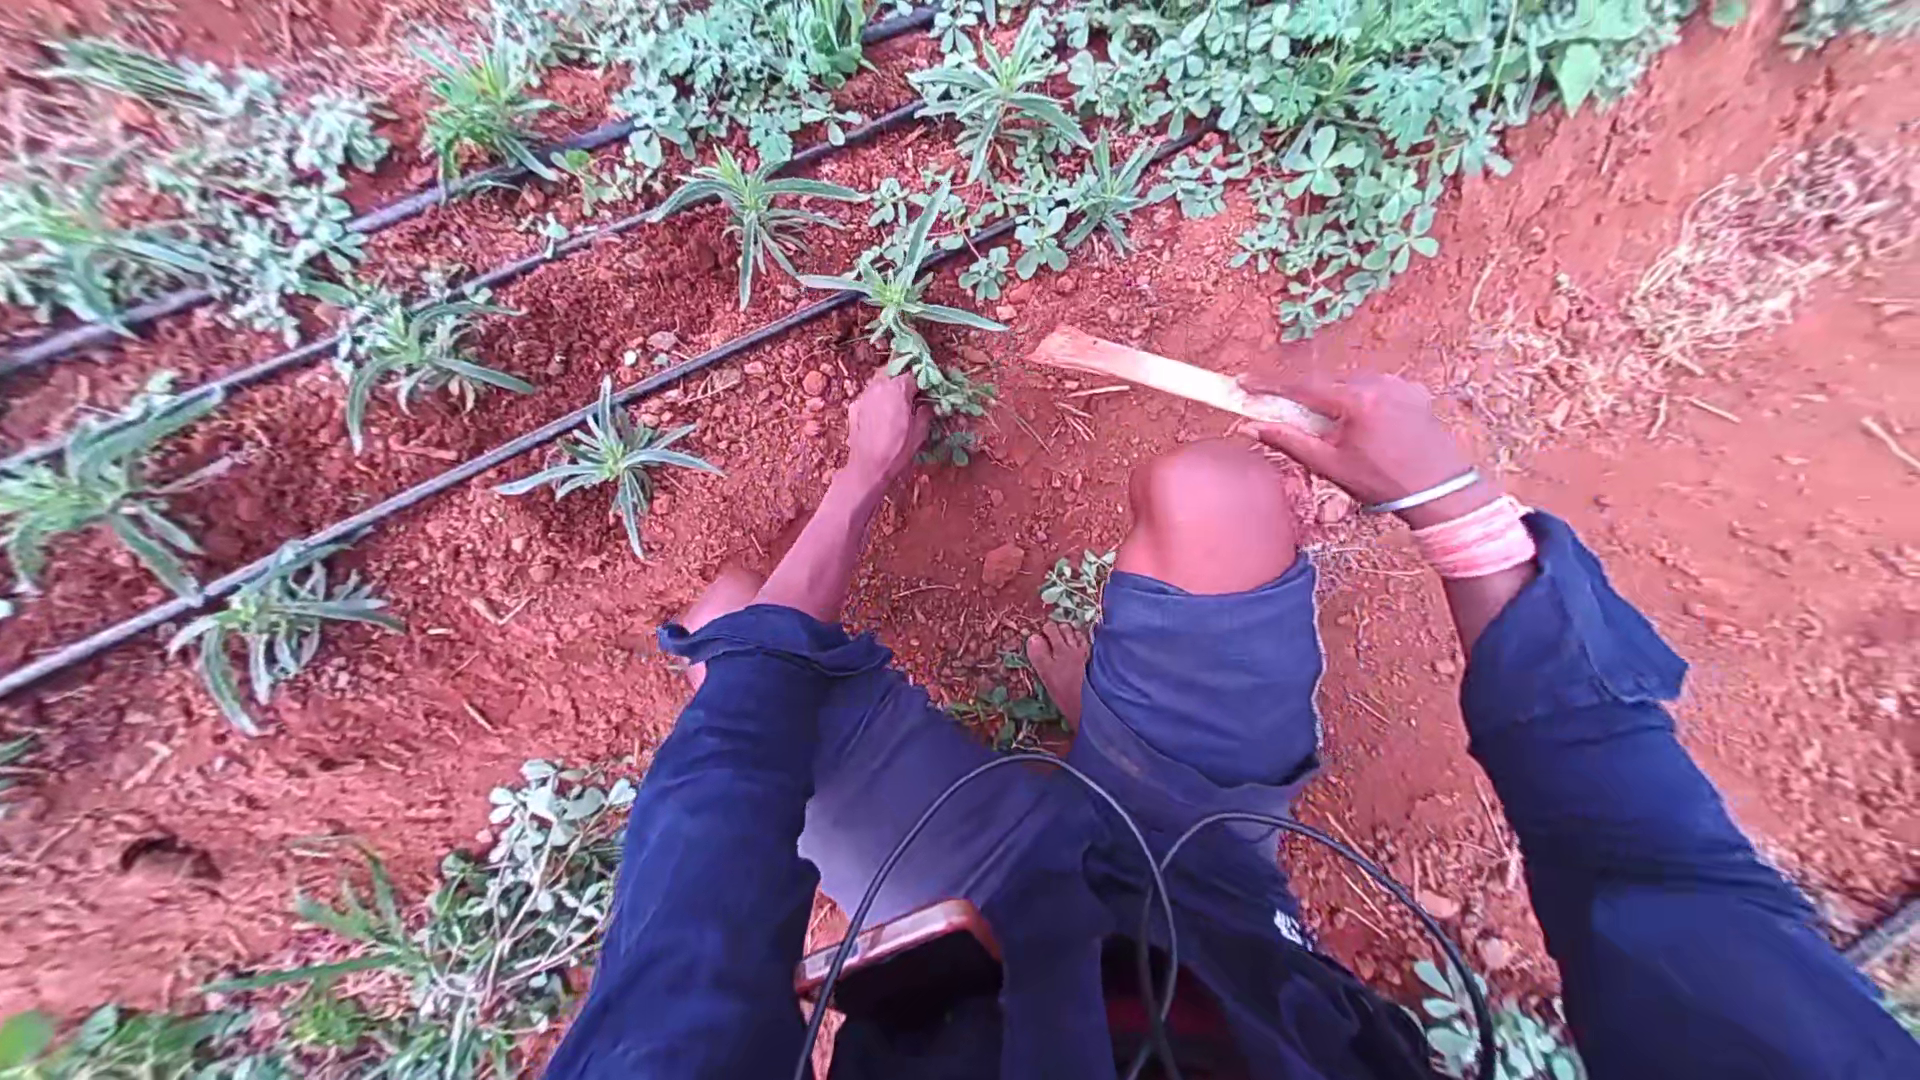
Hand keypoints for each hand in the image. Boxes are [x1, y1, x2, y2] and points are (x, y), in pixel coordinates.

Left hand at [844, 370, 929, 486]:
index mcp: (898, 388)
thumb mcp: (920, 432)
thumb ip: (926, 412)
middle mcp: (879, 386)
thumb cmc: (897, 449)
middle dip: (904, 385)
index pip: (914, 375)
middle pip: (895, 376)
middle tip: (912, 399)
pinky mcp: (854, 407)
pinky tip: (881, 417)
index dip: (922, 384)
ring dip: (890, 391)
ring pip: (880, 385)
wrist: (868, 466)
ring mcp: (864, 395)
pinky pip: (869, 397)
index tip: (927, 394)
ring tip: (897, 407)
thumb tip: (928, 405)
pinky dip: (877, 402)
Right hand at [1240, 373, 1494, 526]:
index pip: (1301, 387)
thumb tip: (1250, 426)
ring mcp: (1400, 385)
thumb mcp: (1327, 463)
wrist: (1439, 491)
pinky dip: (1354, 397)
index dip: (1268, 385)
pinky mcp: (1413, 391)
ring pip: (1348, 382)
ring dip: (1328, 396)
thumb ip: (1287, 440)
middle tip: (1279, 408)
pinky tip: (1353, 420)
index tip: (1242, 382)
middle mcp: (1380, 384)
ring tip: (1321, 422)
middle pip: (1325, 381)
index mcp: (1357, 401)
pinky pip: (1373, 386)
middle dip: (1300, 394)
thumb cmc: (1380, 482)